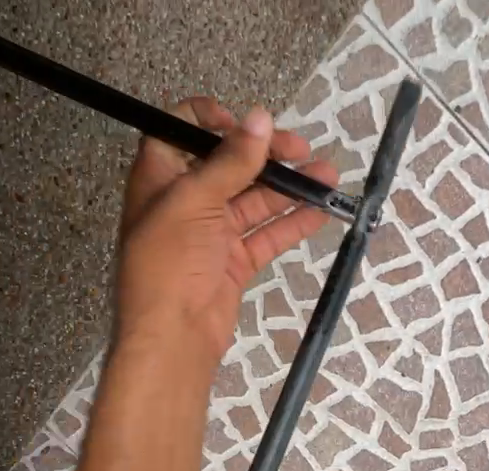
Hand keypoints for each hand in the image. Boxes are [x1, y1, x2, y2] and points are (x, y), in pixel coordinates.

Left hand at [112, 98, 338, 364]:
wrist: (172, 335)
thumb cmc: (169, 261)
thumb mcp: (195, 200)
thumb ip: (231, 160)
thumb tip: (260, 118)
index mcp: (161, 175)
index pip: (184, 130)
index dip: (215, 120)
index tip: (248, 124)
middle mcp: (186, 200)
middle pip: (229, 165)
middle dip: (266, 155)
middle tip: (301, 150)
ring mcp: (212, 233)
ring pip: (254, 201)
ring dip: (289, 188)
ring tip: (327, 176)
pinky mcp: (234, 262)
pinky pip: (266, 236)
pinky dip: (292, 223)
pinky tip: (320, 212)